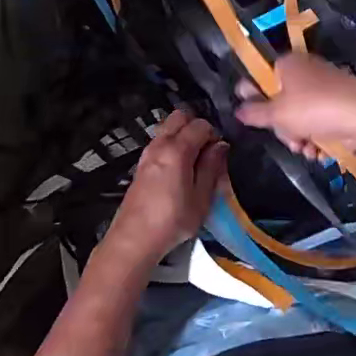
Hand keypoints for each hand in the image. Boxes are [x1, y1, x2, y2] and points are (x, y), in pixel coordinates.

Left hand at [98, 109, 229, 264]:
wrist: (134, 238)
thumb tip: (221, 147)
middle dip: (196, 126)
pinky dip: (171, 145)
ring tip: (195, 161)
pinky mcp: (140, 165)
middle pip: (179, 117)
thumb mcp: (201, 199)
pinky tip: (179, 169)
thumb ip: (212, 168)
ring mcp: (146, 153)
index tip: (220, 152)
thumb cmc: (172, 221)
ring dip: (183, 135)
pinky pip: (159, 142)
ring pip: (167, 128)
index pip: (200, 125)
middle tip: (207, 149)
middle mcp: (159, 145)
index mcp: (176, 150)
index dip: (214, 134)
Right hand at [234, 52, 355, 158]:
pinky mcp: (339, 104)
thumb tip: (237, 109)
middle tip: (290, 138)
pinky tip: (320, 152)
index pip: (260, 78)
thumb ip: (253, 112)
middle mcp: (305, 71)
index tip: (259, 119)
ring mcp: (324, 87)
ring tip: (308, 149)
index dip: (256, 101)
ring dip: (299, 138)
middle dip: (283, 127)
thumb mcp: (276, 114)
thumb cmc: (314, 109)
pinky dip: (317, 138)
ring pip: (299, 117)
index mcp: (286, 64)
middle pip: (280, 103)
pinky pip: (318, 122)